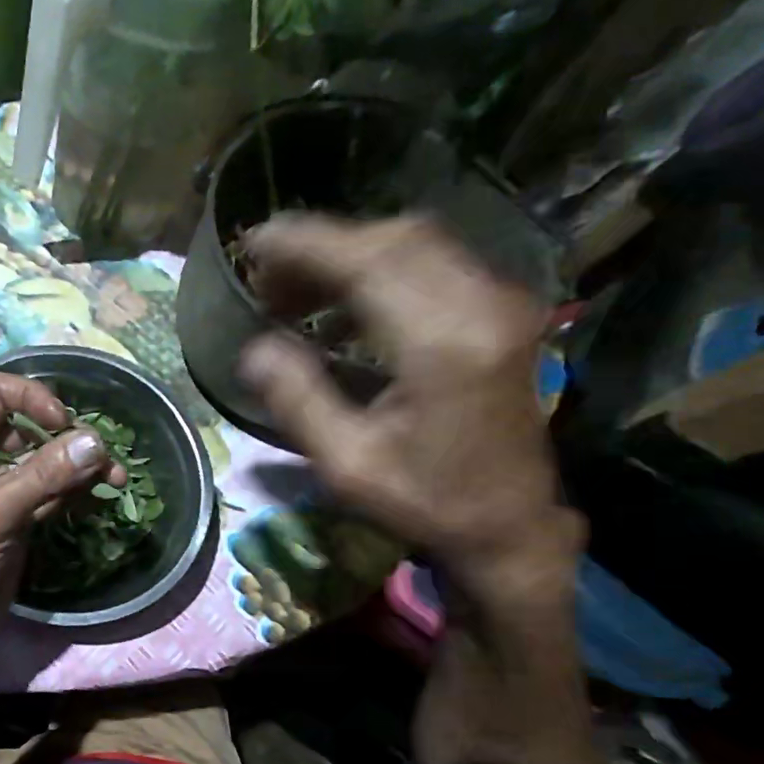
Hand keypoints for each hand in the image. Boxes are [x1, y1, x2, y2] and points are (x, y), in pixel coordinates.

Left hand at [0, 373, 120, 656]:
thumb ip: (42, 476)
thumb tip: (95, 441)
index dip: (34, 398)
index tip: (64, 424)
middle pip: (27, 425)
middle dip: (66, 437)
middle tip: (102, 458)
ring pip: (44, 461)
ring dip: (79, 466)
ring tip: (114, 481)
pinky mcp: (16, 516)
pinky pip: (50, 491)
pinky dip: (75, 491)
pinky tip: (101, 497)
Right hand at [237, 215, 579, 595]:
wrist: (509, 523)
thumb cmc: (423, 500)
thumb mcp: (345, 463)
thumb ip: (298, 400)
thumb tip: (253, 348)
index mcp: (441, 345)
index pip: (370, 263)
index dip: (307, 244)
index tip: (254, 242)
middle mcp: (480, 308)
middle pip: (395, 240)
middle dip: (322, 246)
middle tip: (266, 277)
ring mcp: (499, 304)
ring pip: (416, 244)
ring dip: (348, 253)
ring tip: (293, 290)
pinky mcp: (499, 312)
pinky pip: (432, 262)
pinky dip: (377, 267)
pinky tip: (340, 301)